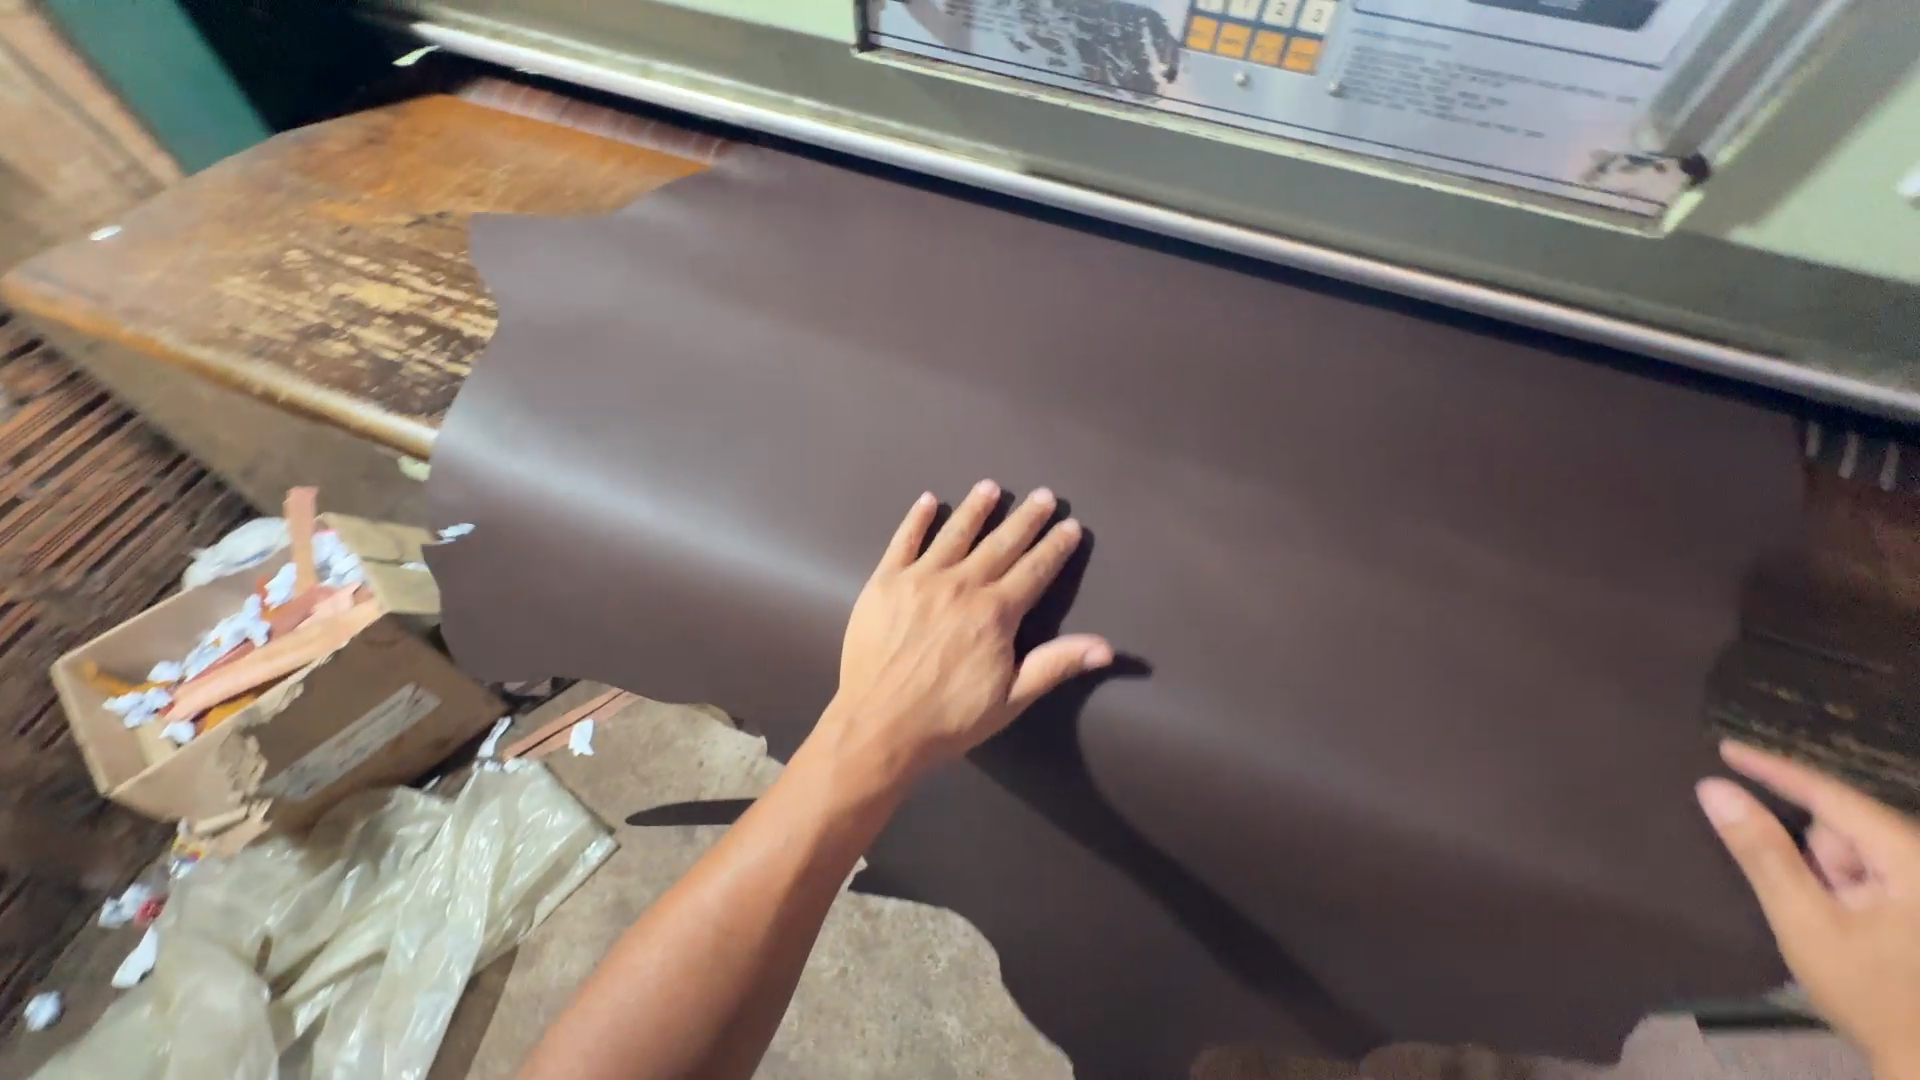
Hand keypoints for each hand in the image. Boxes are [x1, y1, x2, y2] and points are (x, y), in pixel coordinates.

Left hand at [821, 480, 1112, 780]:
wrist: (879, 725)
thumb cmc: (949, 718)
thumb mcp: (1011, 698)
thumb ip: (1055, 665)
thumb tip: (1106, 648)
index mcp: (995, 613)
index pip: (1034, 570)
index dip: (1054, 547)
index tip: (1069, 526)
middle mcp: (962, 586)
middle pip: (1001, 544)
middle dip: (1026, 519)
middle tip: (1043, 496)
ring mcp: (920, 579)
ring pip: (955, 533)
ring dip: (976, 508)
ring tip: (991, 487)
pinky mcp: (885, 582)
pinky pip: (904, 541)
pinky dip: (916, 520)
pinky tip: (928, 501)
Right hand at [1697, 741, 1919, 1078]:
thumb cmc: (1877, 995)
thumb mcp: (1806, 922)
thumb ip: (1762, 852)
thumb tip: (1715, 788)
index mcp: (1913, 863)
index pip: (1833, 797)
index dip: (1776, 769)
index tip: (1725, 747)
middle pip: (1848, 831)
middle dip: (1815, 856)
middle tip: (1815, 909)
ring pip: (1859, 857)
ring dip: (1832, 879)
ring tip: (1838, 931)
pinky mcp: (1919, 906)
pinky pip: (1874, 877)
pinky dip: (1848, 892)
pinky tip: (1851, 930)